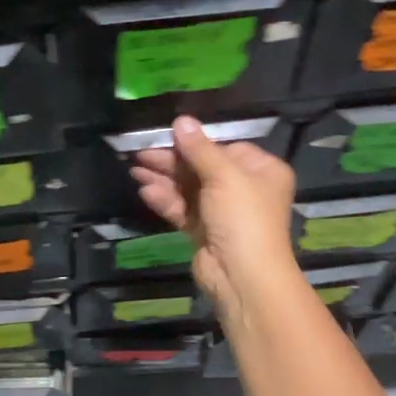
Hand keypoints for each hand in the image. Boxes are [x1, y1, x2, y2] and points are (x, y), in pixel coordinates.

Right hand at [131, 116, 296, 316]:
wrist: (242, 275)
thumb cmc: (243, 217)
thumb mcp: (224, 175)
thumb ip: (199, 148)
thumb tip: (181, 120)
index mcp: (261, 170)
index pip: (224, 148)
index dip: (195, 144)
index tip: (166, 137)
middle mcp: (244, 189)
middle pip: (202, 168)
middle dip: (171, 162)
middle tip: (141, 154)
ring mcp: (223, 212)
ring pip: (189, 189)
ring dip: (163, 180)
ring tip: (135, 171)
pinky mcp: (204, 231)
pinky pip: (183, 209)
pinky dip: (165, 201)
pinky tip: (146, 192)